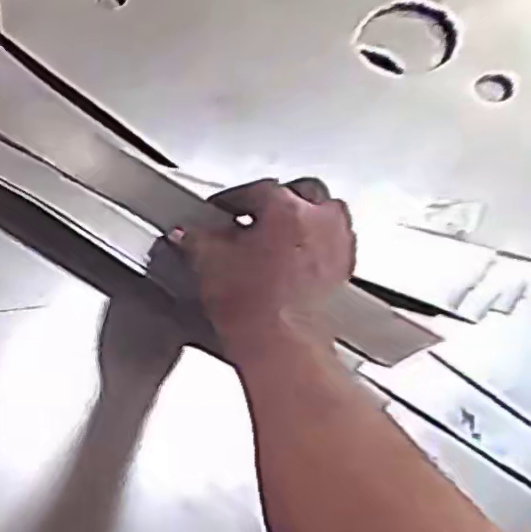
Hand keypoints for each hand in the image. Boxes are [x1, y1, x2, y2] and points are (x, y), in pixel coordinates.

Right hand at [173, 178, 355, 352]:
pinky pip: (326, 245)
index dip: (231, 199)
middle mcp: (321, 218)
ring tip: (269, 241)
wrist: (280, 341)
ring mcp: (338, 242)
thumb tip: (187, 234)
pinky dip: (307, 247)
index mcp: (287, 208)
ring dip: (295, 223)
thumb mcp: (208, 265)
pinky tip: (286, 264)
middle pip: (298, 194)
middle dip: (272, 204)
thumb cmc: (253, 305)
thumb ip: (196, 240)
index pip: (256, 190)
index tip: (219, 209)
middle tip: (249, 218)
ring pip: (319, 217)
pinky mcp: (343, 268)